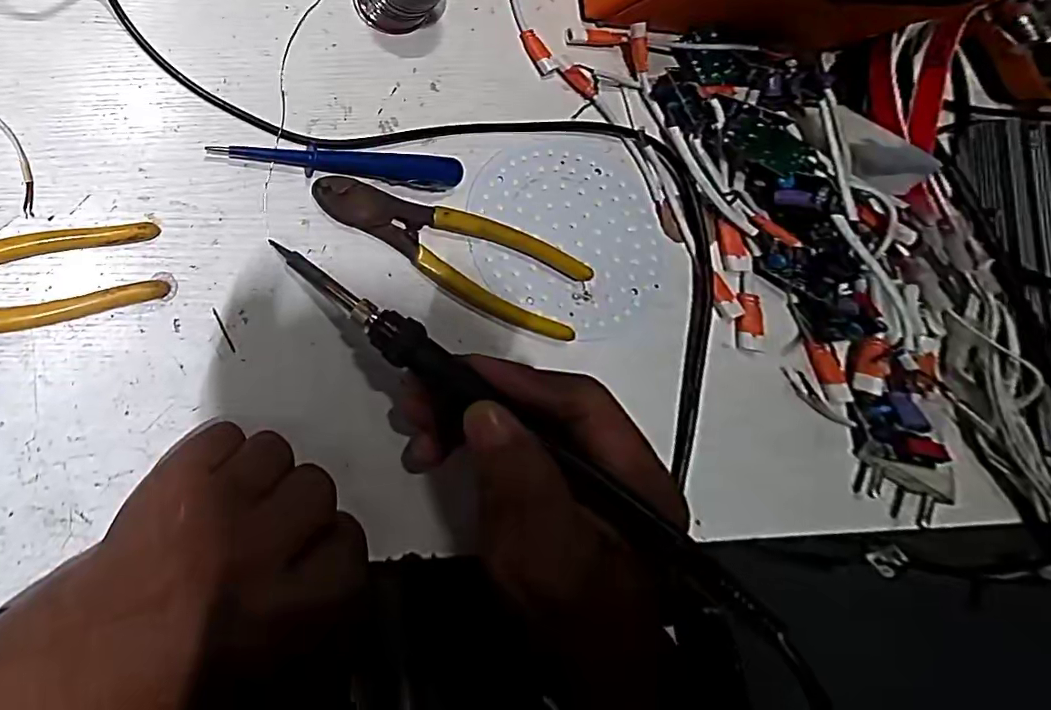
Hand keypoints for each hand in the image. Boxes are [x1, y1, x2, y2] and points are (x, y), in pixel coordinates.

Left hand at [98, 422, 368, 680]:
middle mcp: (256, 548)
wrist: (92, 658)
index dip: (335, 545)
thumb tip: (337, 589)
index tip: (321, 546)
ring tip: (243, 496)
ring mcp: (213, 502)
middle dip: (300, 504)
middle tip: (278, 521)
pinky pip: (223, 433)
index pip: (349, 545)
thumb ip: (317, 626)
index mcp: (288, 609)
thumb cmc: (166, 679)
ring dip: (262, 473)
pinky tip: (211, 480)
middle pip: (315, 485)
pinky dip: (221, 451)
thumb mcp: (272, 682)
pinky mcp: (176, 473)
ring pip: (272, 449)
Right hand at [397, 356, 686, 707]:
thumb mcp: (544, 552)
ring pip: (514, 420)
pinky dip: (464, 439)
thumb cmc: (571, 620)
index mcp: (631, 477)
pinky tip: (435, 450)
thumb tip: (485, 411)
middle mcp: (607, 466)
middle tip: (420, 401)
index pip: (577, 402)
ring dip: (460, 416)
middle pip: (538, 406)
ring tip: (419, 427)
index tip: (459, 373)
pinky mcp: (543, 484)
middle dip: (473, 396)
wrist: (579, 676)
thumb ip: (520, 480)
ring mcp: (573, 475)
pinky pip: (502, 443)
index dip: (516, 380)